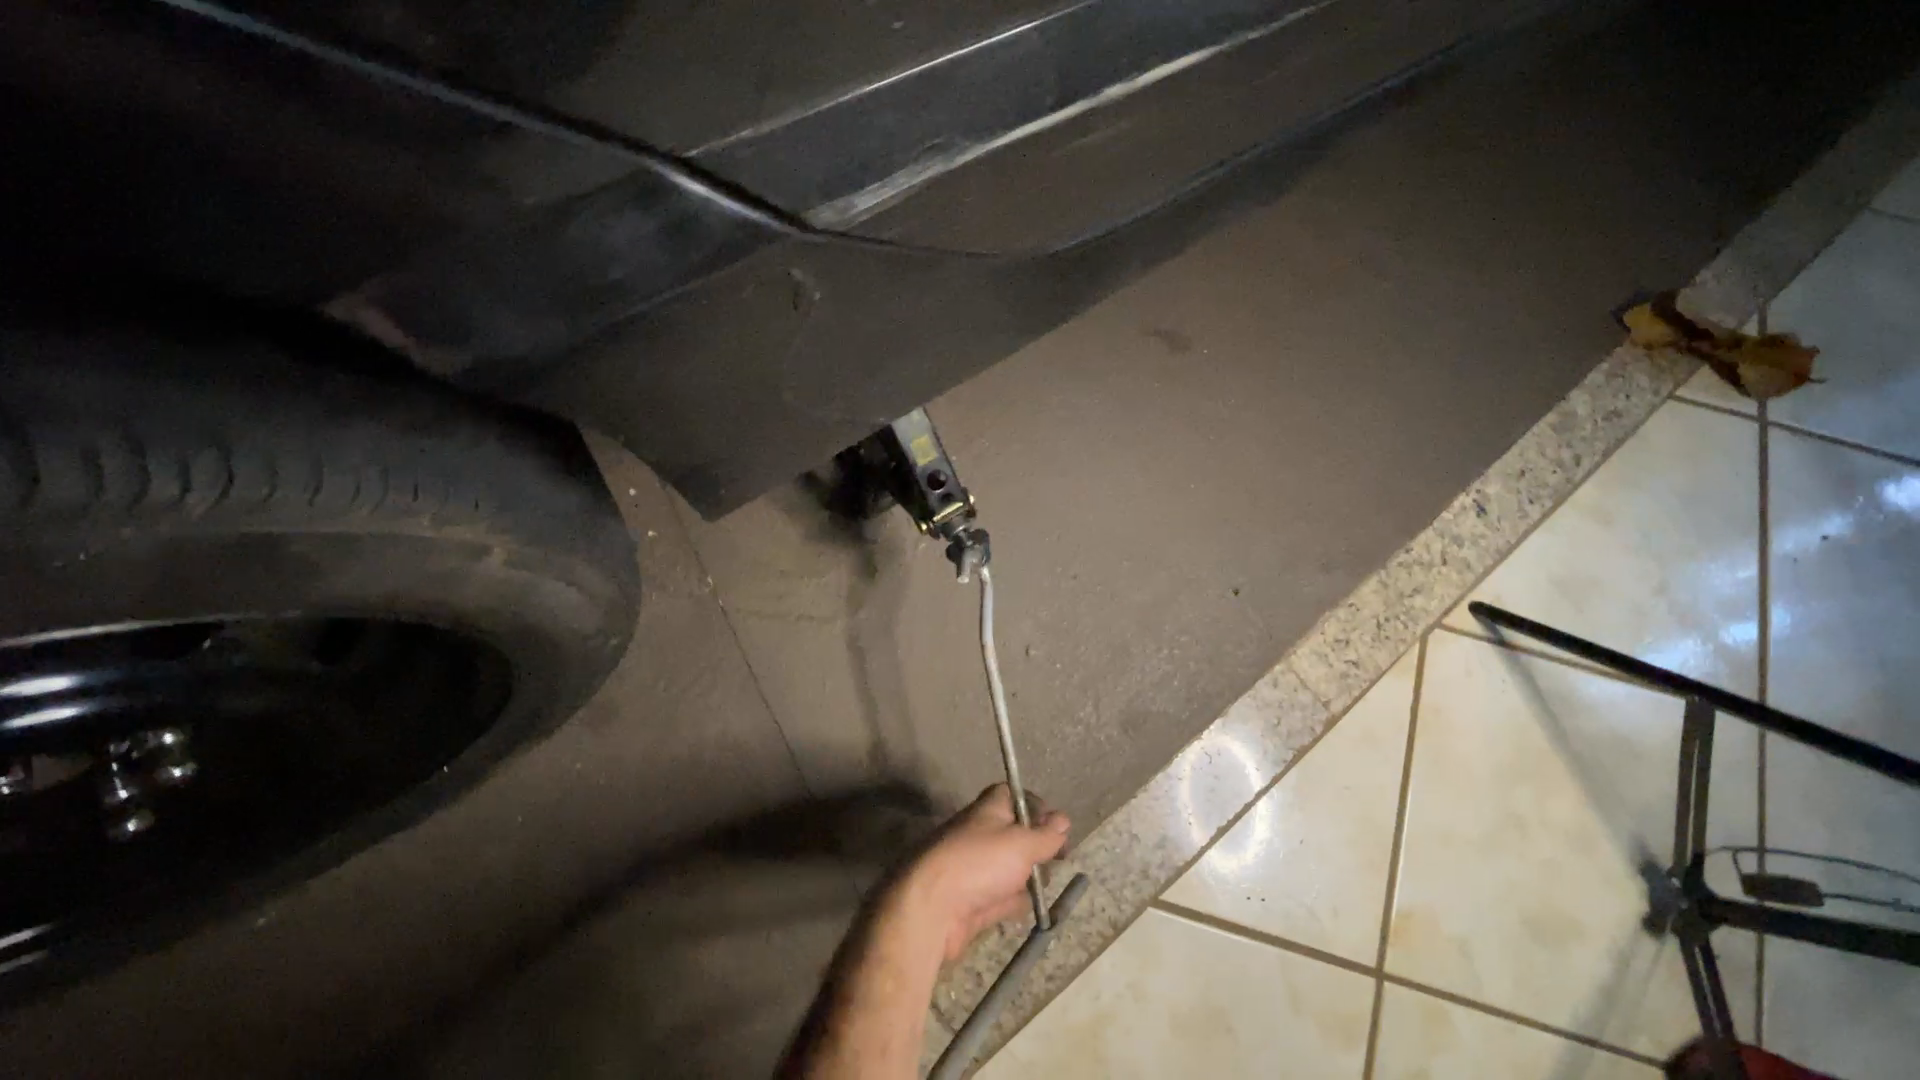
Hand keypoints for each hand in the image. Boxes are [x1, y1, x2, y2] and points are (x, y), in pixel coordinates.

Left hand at [889, 784, 1070, 962]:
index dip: (1036, 807)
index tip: (1056, 826)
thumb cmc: (979, 863)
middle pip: (1017, 834)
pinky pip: (1003, 895)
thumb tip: (1063, 820)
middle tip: (1055, 860)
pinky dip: (1013, 901)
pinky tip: (1020, 906)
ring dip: (1029, 878)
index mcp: (988, 810)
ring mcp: (977, 868)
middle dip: (1038, 848)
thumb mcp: (1021, 843)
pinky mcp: (975, 899)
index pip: (1014, 796)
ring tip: (1038, 886)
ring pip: (1012, 867)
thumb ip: (1046, 834)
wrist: (933, 908)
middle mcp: (981, 834)